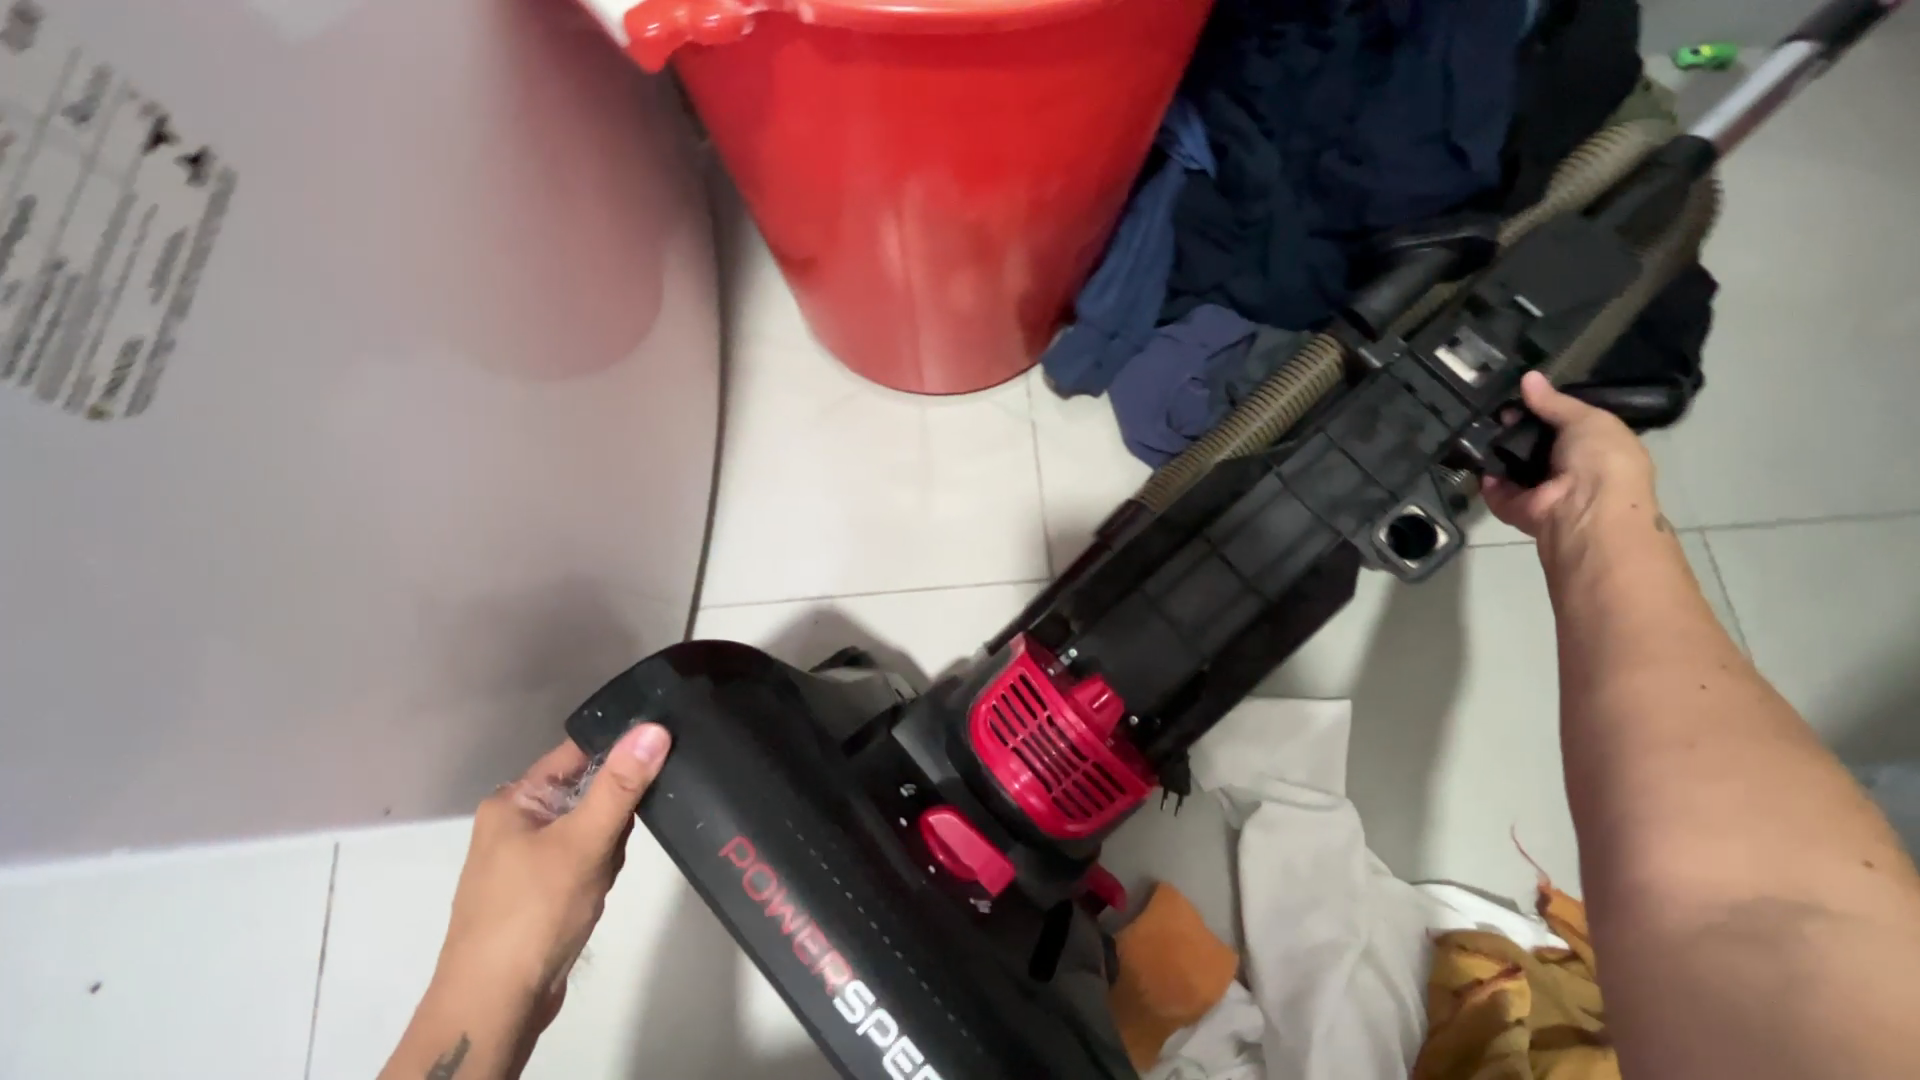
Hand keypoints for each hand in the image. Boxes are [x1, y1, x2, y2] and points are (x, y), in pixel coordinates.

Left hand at [389, 723, 671, 1079]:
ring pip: (589, 829)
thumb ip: (621, 784)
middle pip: (589, 793)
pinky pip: (581, 862)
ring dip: (607, 850)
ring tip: (602, 878)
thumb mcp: (585, 841)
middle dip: (614, 816)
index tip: (660, 760)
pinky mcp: (536, 892)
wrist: (494, 1005)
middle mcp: (514, 823)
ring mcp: (523, 861)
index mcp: (514, 801)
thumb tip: (655, 727)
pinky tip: (594, 896)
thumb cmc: (534, 912)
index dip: (619, 753)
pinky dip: (596, 873)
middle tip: (616, 843)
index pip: (578, 753)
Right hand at [1482, 372, 1660, 544]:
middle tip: (1497, 415)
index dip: (1544, 411)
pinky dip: (1487, 478)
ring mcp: (1540, 491)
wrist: (1584, 508)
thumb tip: (1528, 376)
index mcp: (1594, 449)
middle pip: (1534, 446)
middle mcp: (1567, 470)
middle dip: (1515, 430)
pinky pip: (1495, 489)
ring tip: (1479, 431)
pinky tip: (1481, 460)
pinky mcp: (1515, 507)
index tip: (1522, 399)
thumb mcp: (1587, 419)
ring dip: (1498, 452)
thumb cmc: (1600, 459)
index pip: (1564, 426)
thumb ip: (1555, 402)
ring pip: (1513, 467)